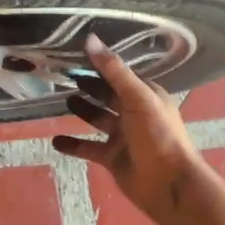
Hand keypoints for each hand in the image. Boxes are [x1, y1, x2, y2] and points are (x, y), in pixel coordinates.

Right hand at [53, 35, 204, 219]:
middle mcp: (135, 113)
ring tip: (60, 100)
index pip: (119, 75)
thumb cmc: (157, 135)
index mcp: (145, 95)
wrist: (169, 185)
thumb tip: (89, 39)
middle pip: (107, 95)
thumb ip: (113, 70)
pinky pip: (88, 148)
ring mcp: (123, 137)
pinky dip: (73, 145)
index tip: (75, 55)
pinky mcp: (113, 158)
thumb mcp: (137, 97)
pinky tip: (55, 140)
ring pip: (98, 119)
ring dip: (82, 110)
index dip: (99, 65)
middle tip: (63, 75)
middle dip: (89, 86)